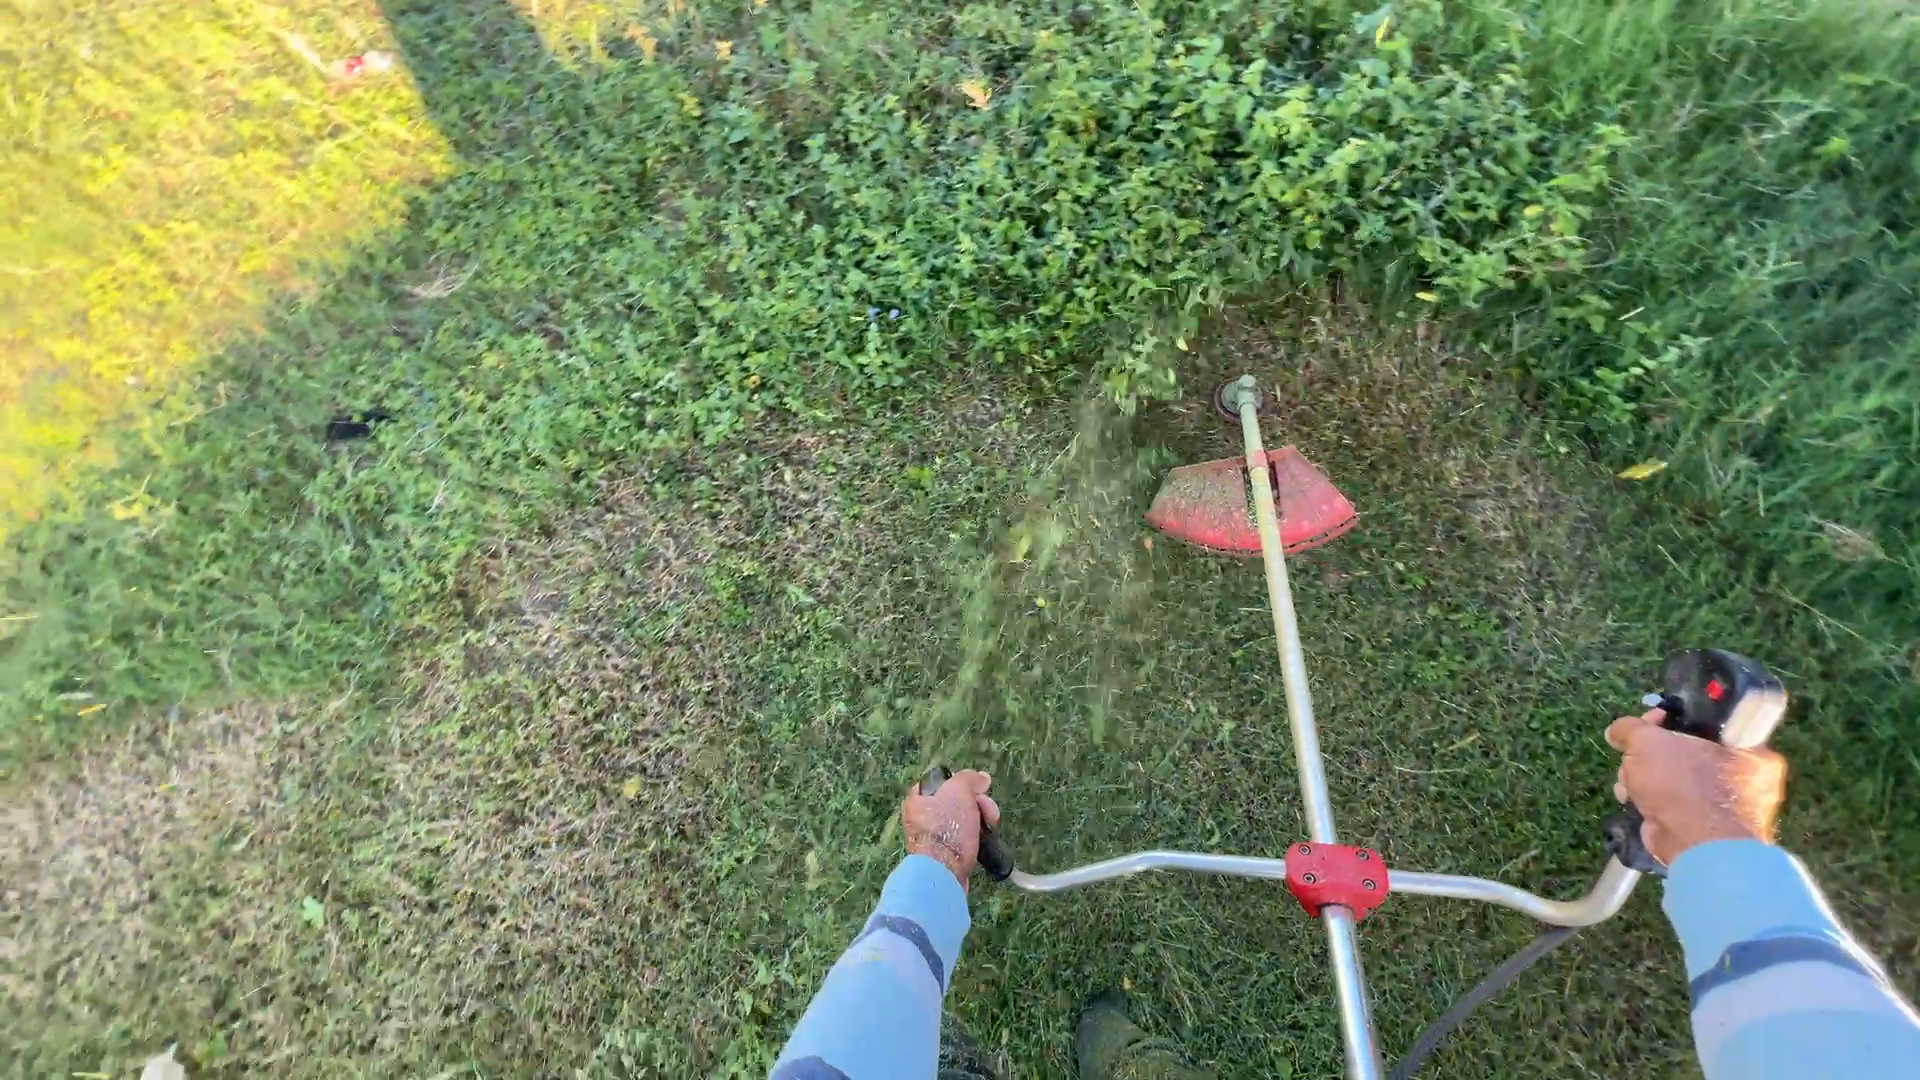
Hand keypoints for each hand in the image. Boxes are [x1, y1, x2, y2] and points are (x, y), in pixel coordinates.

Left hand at [902, 769, 1000, 889]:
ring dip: (980, 822)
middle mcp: (921, 815)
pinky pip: (961, 839)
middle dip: (979, 804)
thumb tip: (982, 777)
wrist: (943, 872)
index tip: (981, 792)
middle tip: (990, 814)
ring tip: (990, 829)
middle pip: (957, 801)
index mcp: (918, 796)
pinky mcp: (942, 856)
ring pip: (962, 821)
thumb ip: (969, 779)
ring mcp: (931, 837)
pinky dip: (974, 839)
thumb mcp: (959, 790)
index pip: (946, 781)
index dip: (967, 785)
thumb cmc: (947, 827)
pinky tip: (983, 843)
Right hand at [1606, 708, 1787, 863]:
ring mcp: (1725, 804)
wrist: (1695, 843)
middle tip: (1635, 758)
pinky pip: (1668, 800)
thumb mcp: (1648, 740)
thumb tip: (1620, 732)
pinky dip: (1647, 799)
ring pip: (1667, 776)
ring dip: (1640, 778)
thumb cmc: (1683, 784)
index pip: (1705, 724)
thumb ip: (1630, 726)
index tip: (1648, 722)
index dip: (1671, 720)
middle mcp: (1744, 777)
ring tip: (1633, 786)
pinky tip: (1637, 802)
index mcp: (1749, 751)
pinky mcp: (1703, 823)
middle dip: (1647, 756)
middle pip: (1678, 751)